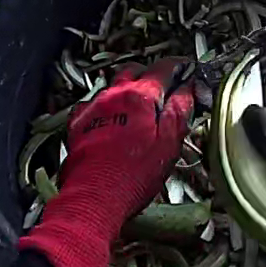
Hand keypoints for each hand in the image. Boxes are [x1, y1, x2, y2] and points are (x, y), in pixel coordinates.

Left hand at [18, 60, 194, 266]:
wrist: (92, 198)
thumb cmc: (130, 177)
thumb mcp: (168, 145)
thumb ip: (179, 112)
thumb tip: (187, 92)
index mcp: (138, 97)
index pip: (163, 68)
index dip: (179, 67)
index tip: (186, 70)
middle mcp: (113, 95)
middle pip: (135, 71)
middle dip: (152, 75)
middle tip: (165, 87)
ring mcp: (93, 107)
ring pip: (113, 85)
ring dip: (129, 89)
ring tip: (141, 106)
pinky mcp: (78, 122)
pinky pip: (94, 102)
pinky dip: (107, 104)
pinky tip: (114, 118)